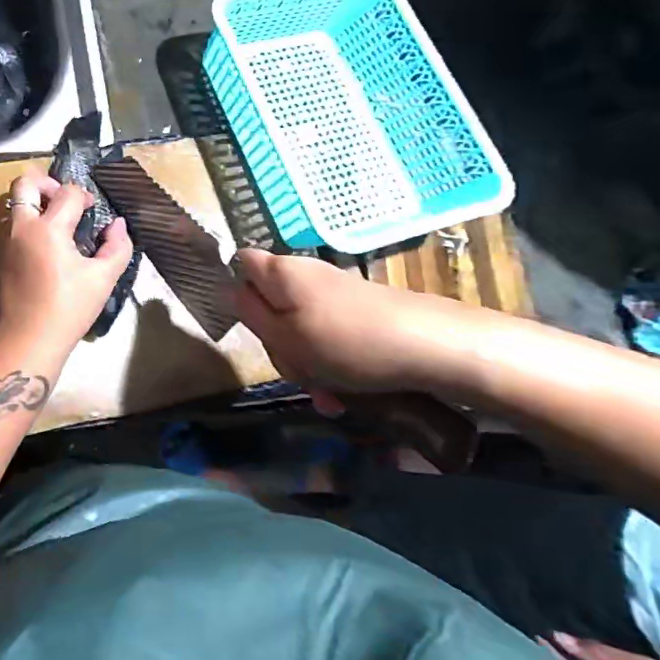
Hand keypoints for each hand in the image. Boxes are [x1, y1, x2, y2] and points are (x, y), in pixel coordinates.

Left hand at [0, 173, 131, 354]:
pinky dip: (22, 229)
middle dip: (45, 183)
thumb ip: (116, 247)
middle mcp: (20, 227)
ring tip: (51, 227)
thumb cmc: (68, 309)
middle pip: (24, 183)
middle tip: (60, 199)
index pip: (68, 193)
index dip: (84, 195)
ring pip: (12, 206)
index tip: (92, 210)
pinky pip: (5, 230)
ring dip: (32, 207)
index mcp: (48, 228)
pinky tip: (37, 251)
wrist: (24, 341)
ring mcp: (1, 242)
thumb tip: (117, 225)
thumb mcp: (103, 279)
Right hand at [234, 249, 479, 402]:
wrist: (432, 347)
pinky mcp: (357, 313)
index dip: (238, 291)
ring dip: (306, 365)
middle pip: (270, 306)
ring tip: (327, 394)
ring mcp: (334, 294)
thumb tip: (228, 290)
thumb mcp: (285, 336)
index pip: (242, 264)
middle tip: (295, 370)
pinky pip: (329, 339)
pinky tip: (344, 395)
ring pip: (299, 330)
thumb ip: (250, 313)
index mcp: (282, 273)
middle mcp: (306, 276)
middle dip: (278, 344)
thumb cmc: (347, 343)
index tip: (248, 325)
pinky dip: (331, 365)